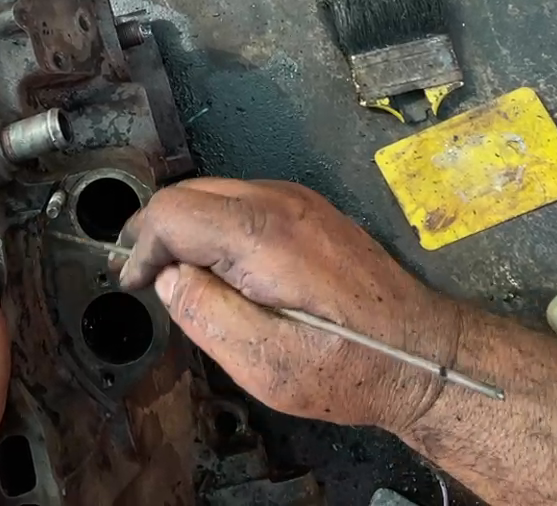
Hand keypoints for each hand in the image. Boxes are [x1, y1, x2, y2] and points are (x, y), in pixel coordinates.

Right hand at [117, 178, 463, 437]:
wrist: (423, 353)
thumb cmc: (344, 366)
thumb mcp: (264, 362)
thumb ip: (203, 312)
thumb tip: (167, 276)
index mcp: (260, 232)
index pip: (172, 212)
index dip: (142, 247)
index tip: (134, 283)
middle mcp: (274, 198)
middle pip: (186, 192)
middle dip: (156, 231)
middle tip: (144, 274)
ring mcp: (293, 197)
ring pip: (211, 191)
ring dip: (184, 225)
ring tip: (179, 273)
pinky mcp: (305, 206)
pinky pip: (239, 199)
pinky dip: (214, 223)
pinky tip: (221, 262)